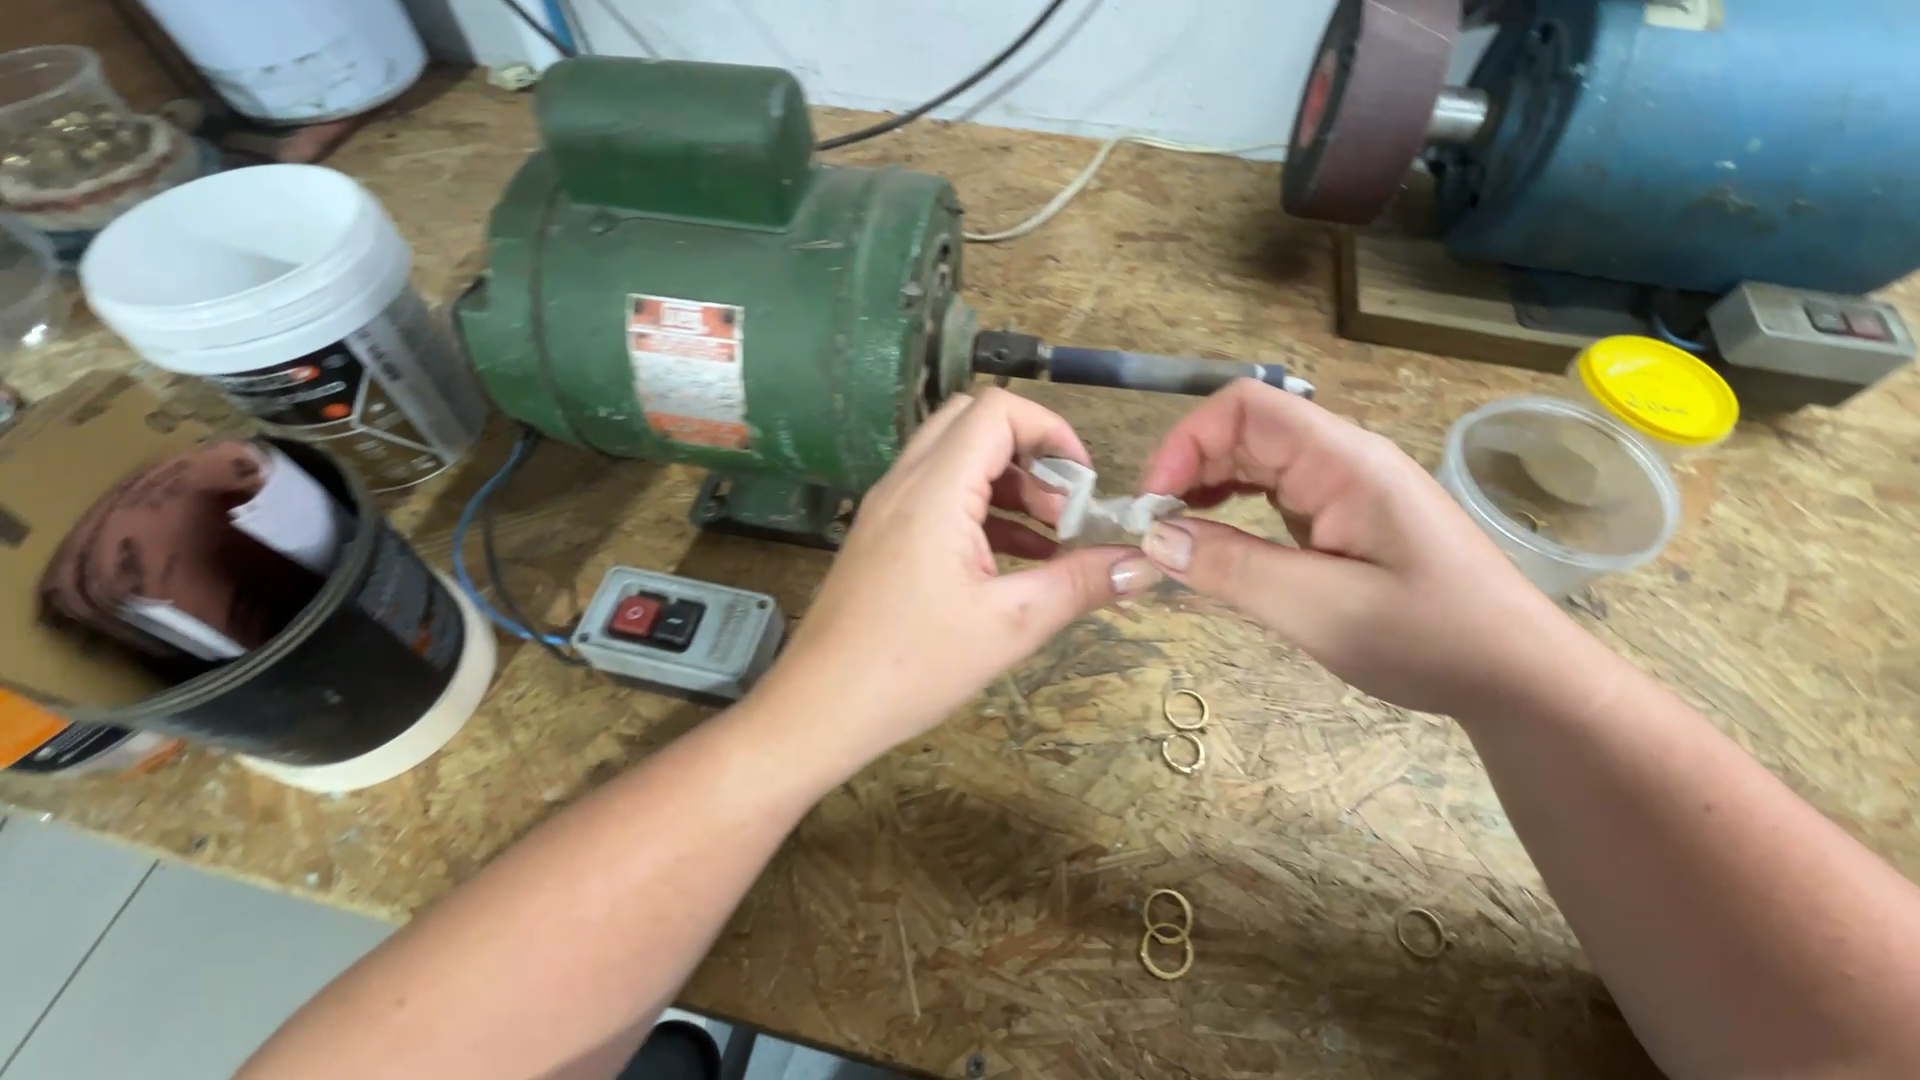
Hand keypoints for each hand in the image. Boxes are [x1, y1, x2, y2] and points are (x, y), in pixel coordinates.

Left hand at [757, 389, 1160, 761]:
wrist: (819, 710)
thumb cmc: (911, 667)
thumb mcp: (1010, 626)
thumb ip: (1080, 584)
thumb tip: (1144, 563)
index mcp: (934, 491)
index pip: (997, 410)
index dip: (1051, 430)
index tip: (1084, 484)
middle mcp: (905, 484)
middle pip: (973, 424)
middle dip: (1031, 454)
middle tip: (1065, 508)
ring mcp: (887, 509)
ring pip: (955, 461)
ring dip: (1008, 485)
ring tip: (1051, 539)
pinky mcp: (882, 537)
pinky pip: (938, 499)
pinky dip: (982, 512)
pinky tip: (1016, 561)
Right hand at [1137, 379, 1580, 714]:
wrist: (1518, 676)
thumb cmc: (1430, 640)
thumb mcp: (1321, 610)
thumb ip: (1232, 568)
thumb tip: (1155, 538)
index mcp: (1345, 462)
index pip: (1245, 408)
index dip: (1185, 442)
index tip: (1152, 504)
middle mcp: (1344, 458)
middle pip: (1245, 427)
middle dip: (1187, 465)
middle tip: (1153, 528)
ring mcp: (1347, 485)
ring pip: (1256, 457)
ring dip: (1206, 484)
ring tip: (1173, 532)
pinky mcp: (1345, 514)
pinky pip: (1274, 489)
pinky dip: (1232, 504)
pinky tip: (1214, 536)